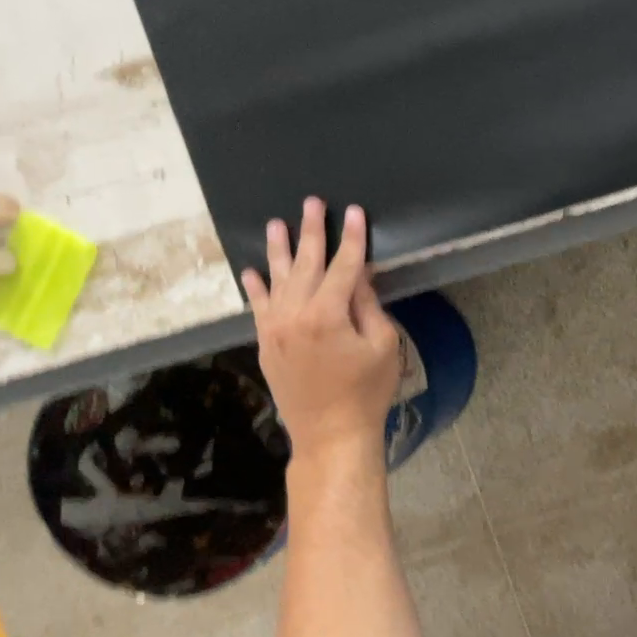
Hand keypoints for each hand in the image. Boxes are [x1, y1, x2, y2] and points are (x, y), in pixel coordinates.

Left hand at [242, 198, 400, 460]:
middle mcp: (294, 315)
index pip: (343, 266)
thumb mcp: (382, 345)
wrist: (330, 432)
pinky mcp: (265, 344)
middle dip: (311, 232)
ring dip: (279, 250)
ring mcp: (274, 329)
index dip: (352, 239)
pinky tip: (254, 270)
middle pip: (305, 265)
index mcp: (327, 314)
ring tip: (278, 223)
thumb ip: (368, 307)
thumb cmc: (367, 390)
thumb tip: (358, 277)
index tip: (354, 213)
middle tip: (312, 203)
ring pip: (277, 280)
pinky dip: (257, 287)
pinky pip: (258, 307)